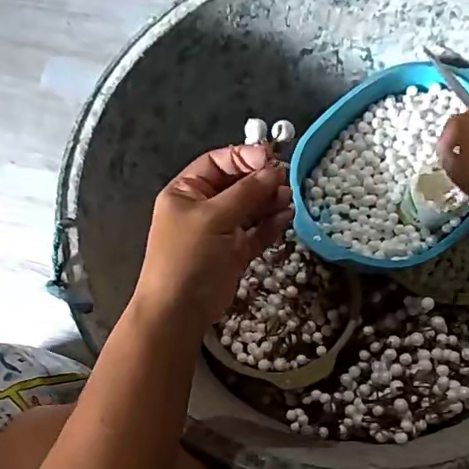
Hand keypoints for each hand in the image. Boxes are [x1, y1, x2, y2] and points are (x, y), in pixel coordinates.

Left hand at [136, 144, 292, 330]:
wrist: (178, 310)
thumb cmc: (188, 257)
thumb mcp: (213, 218)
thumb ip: (246, 192)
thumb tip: (274, 170)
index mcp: (186, 191)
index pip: (218, 162)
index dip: (244, 157)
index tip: (272, 159)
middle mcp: (202, 208)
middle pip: (237, 184)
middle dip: (261, 181)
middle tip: (286, 180)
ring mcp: (219, 231)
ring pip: (249, 209)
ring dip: (269, 202)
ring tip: (289, 198)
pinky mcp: (234, 253)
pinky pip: (255, 232)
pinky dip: (270, 224)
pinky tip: (286, 217)